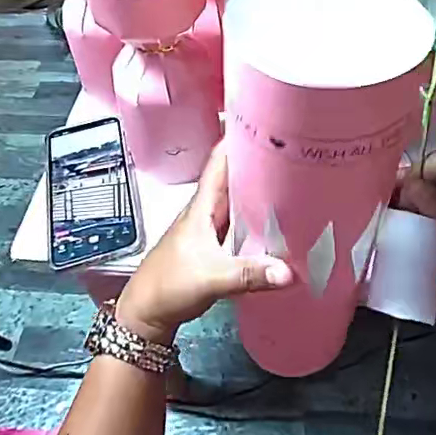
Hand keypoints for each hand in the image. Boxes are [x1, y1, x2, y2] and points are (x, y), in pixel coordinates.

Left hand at [116, 143, 293, 343]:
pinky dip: (257, 212)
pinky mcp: (215, 244)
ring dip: (258, 184)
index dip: (237, 138)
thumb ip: (250, 274)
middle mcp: (206, 211)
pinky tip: (276, 215)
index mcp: (202, 207)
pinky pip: (240, 218)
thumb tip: (290, 271)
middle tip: (290, 145)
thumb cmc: (169, 286)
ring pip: (237, 197)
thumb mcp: (212, 278)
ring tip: (290, 172)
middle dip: (257, 158)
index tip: (262, 119)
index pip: (220, 162)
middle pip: (233, 175)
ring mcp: (210, 227)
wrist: (145, 315)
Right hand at [396, 152, 435, 342]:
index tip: (392, 192)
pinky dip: (413, 238)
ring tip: (383, 229)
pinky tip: (397, 248)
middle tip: (380, 212)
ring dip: (407, 217)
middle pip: (429, 187)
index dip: (415, 172)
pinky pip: (429, 237)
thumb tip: (408, 182)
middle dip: (405, 194)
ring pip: (427, 212)